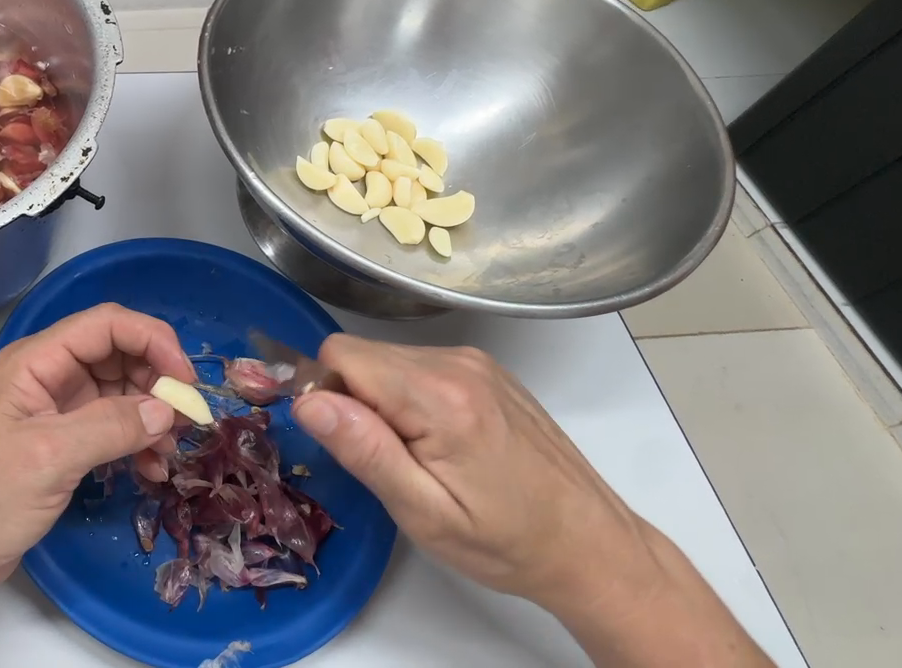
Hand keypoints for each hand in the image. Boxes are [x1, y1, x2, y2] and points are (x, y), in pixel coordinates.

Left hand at [0, 303, 193, 587]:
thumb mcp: (48, 457)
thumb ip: (109, 427)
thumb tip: (167, 409)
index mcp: (36, 361)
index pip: (105, 324)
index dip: (151, 340)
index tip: (185, 381)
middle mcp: (48, 375)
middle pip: (117, 353)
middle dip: (156, 380)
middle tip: (186, 422)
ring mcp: (56, 409)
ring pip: (120, 391)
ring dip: (151, 416)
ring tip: (170, 452)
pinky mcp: (63, 442)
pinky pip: (113, 427)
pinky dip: (137, 442)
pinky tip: (151, 470)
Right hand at [289, 333, 652, 607]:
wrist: (594, 548)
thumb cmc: (505, 543)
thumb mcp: (425, 514)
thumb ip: (364, 450)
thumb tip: (307, 401)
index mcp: (438, 396)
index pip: (339, 355)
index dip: (326, 393)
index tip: (348, 441)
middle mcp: (455, 362)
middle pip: (359, 353)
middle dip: (353, 397)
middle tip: (387, 457)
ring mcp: (473, 360)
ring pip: (384, 357)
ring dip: (380, 396)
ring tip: (417, 452)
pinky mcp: (484, 367)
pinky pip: (415, 362)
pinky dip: (408, 392)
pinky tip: (440, 438)